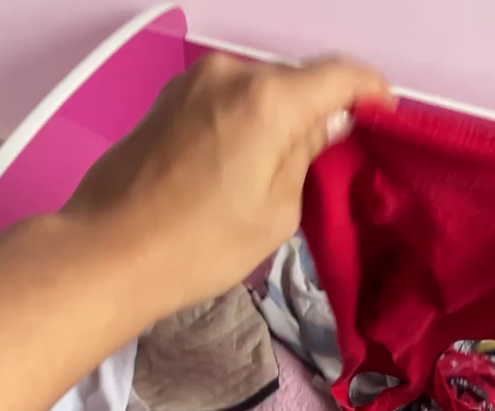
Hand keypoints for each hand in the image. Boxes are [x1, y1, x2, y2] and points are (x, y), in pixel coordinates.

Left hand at [62, 53, 390, 318]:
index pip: (338, 75)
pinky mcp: (167, 101)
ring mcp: (192, 82)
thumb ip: (308, 157)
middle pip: (295, 82)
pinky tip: (241, 164)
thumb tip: (326, 124)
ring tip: (281, 172)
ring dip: (279, 120)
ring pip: (258, 92)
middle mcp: (230, 73)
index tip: (386, 115)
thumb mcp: (276, 213)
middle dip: (320, 112)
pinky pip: (226, 102)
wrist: (109, 252)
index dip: (370, 92)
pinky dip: (247, 123)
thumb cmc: (202, 245)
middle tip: (330, 160)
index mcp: (267, 99)